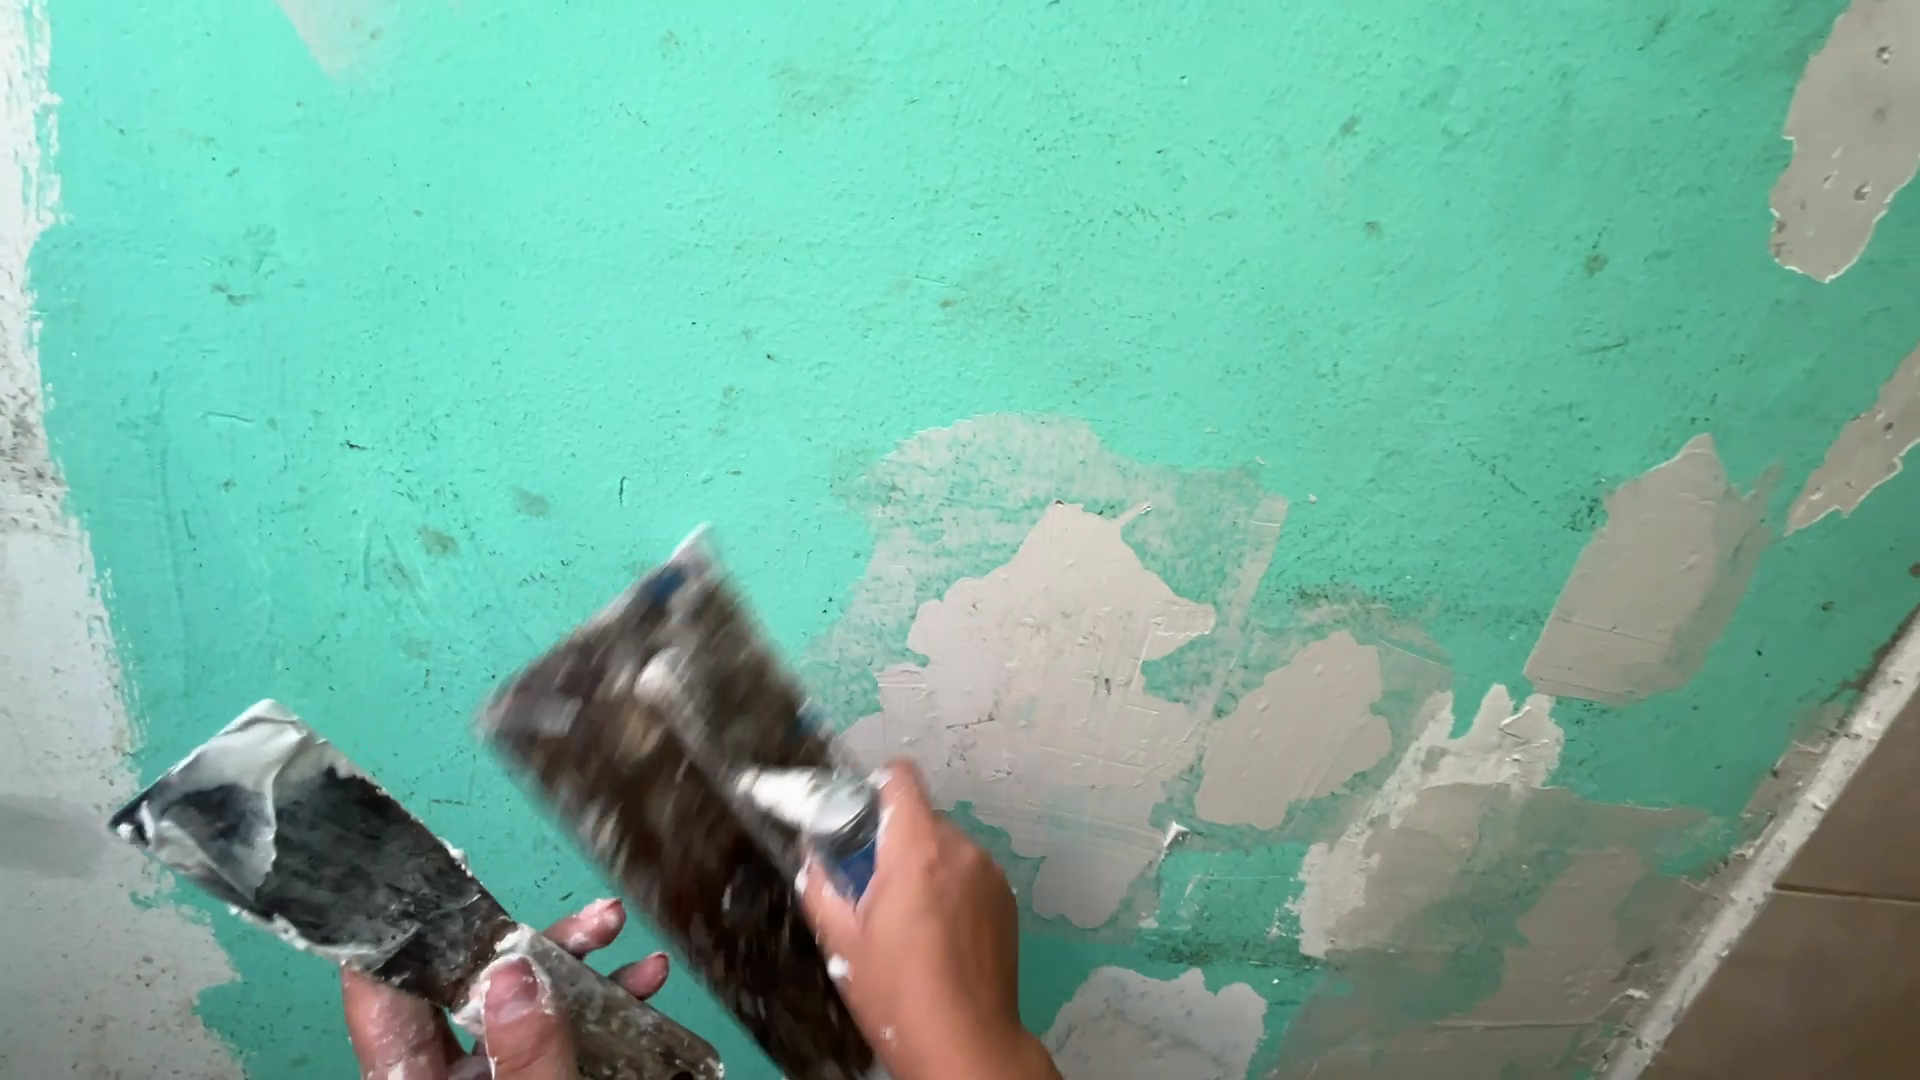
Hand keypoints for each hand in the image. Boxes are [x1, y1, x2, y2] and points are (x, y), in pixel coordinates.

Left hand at [341, 898, 669, 1079]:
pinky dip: (601, 1004)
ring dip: (587, 970)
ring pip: (527, 1006)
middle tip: (598, 918)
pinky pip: (557, 1033)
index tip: (427, 881)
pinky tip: (641, 989)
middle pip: (477, 989)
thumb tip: (511, 972)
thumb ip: (524, 1056)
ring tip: (634, 948)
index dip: (405, 935)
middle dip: (544, 945)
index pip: (386, 1000)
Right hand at [798, 761, 1061, 1079]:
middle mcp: (960, 847)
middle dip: (896, 841)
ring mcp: (988, 871)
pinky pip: (969, 871)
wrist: (967, 1044)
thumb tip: (814, 854)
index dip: (876, 787)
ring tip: (912, 918)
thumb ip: (821, 885)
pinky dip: (952, 886)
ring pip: (946, 846)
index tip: (861, 817)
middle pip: (920, 817)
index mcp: (918, 847)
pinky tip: (942, 933)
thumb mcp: (842, 942)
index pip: (900, 777)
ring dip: (926, 865)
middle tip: (877, 888)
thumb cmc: (898, 993)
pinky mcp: (1006, 896)